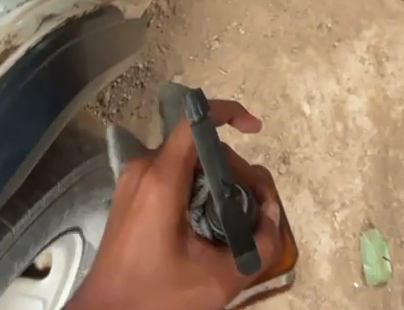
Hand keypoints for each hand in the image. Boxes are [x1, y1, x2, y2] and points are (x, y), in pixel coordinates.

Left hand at [69, 100, 287, 309]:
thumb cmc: (157, 298)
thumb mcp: (217, 280)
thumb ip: (257, 247)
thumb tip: (274, 214)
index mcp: (161, 178)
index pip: (194, 120)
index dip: (227, 112)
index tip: (254, 128)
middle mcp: (144, 168)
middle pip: (198, 147)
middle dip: (233, 169)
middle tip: (255, 206)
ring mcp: (133, 180)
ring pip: (186, 162)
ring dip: (216, 181)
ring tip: (236, 219)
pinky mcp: (129, 195)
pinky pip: (170, 176)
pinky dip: (196, 188)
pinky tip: (210, 222)